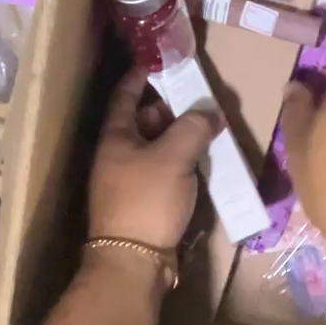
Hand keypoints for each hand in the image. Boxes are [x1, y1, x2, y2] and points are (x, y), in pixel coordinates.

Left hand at [88, 68, 219, 251]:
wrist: (134, 261)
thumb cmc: (148, 201)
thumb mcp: (174, 157)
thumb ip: (193, 128)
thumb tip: (210, 112)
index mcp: (115, 137)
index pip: (125, 96)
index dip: (141, 76)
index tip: (160, 63)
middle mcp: (116, 157)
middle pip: (142, 123)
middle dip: (168, 110)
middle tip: (198, 104)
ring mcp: (127, 183)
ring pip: (154, 151)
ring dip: (177, 141)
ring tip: (206, 133)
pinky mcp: (141, 206)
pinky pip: (161, 175)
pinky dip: (179, 166)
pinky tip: (199, 168)